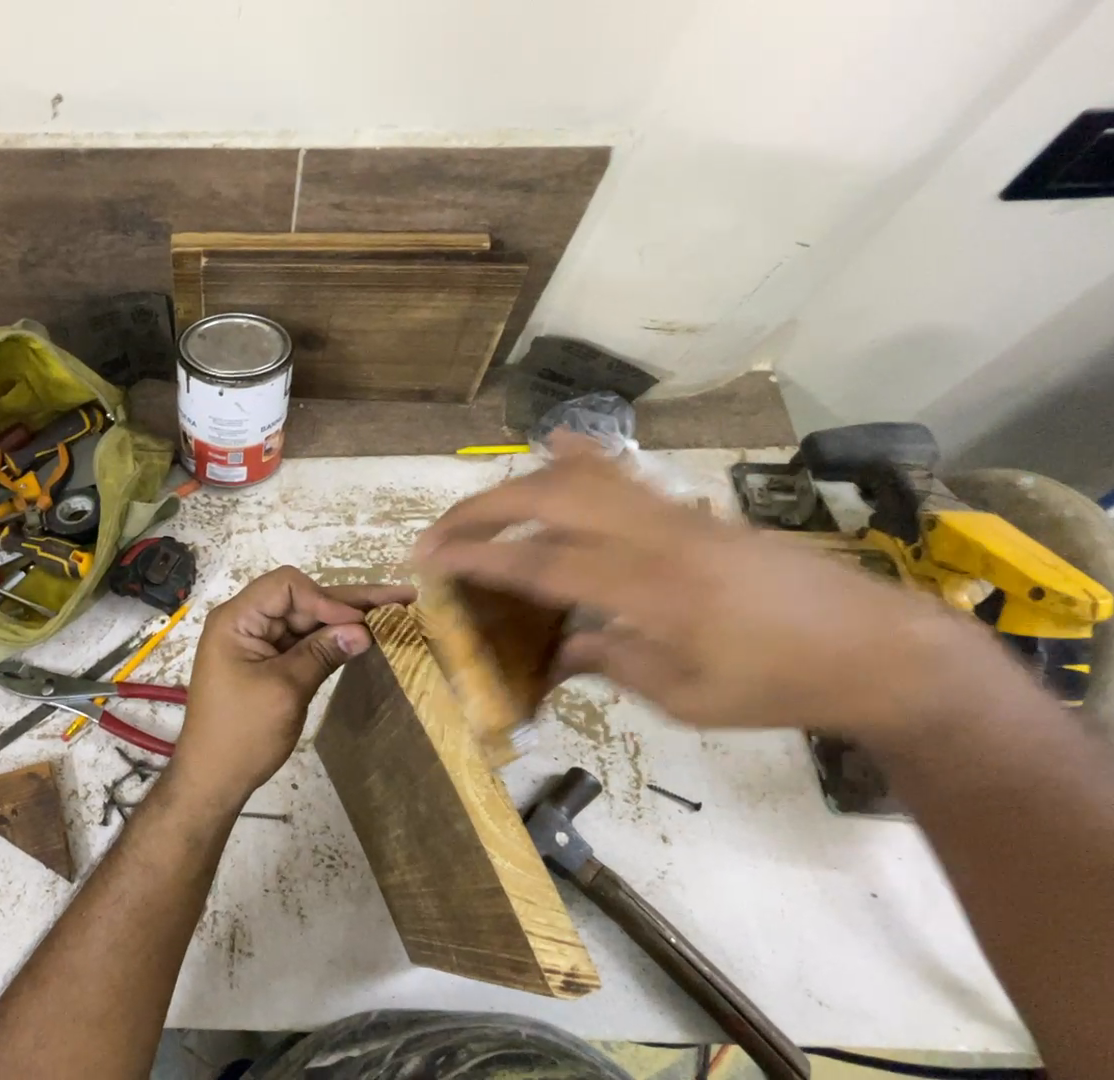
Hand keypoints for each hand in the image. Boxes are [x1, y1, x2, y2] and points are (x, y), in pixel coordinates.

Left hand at [167, 567, 413, 810]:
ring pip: (307, 619)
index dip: (325, 598)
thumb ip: (322, 654)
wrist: (214, 776)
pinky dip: (332, 639)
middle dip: (349, 600)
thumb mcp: (285, 690)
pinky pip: (303, 641)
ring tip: (395, 611)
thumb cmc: (242, 733)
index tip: (359, 622)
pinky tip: (366, 636)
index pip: (286, 586)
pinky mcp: (268, 662)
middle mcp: (245, 622)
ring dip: (346, 618)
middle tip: (402, 597)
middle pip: (301, 599)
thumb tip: (364, 629)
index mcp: (236, 620)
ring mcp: (257, 642)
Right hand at [412, 435, 1039, 741]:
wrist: (879, 648)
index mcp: (651, 592)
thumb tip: (558, 648)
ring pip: (580, 476)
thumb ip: (612, 661)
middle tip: (438, 534)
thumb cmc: (780, 687)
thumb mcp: (687, 696)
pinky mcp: (691, 510)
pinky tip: (556, 443)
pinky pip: (623, 472)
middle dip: (480, 511)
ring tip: (477, 508)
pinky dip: (580, 455)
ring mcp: (676, 515)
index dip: (477, 559)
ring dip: (517, 485)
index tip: (428, 559)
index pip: (540, 564)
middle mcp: (656, 538)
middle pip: (548, 501)